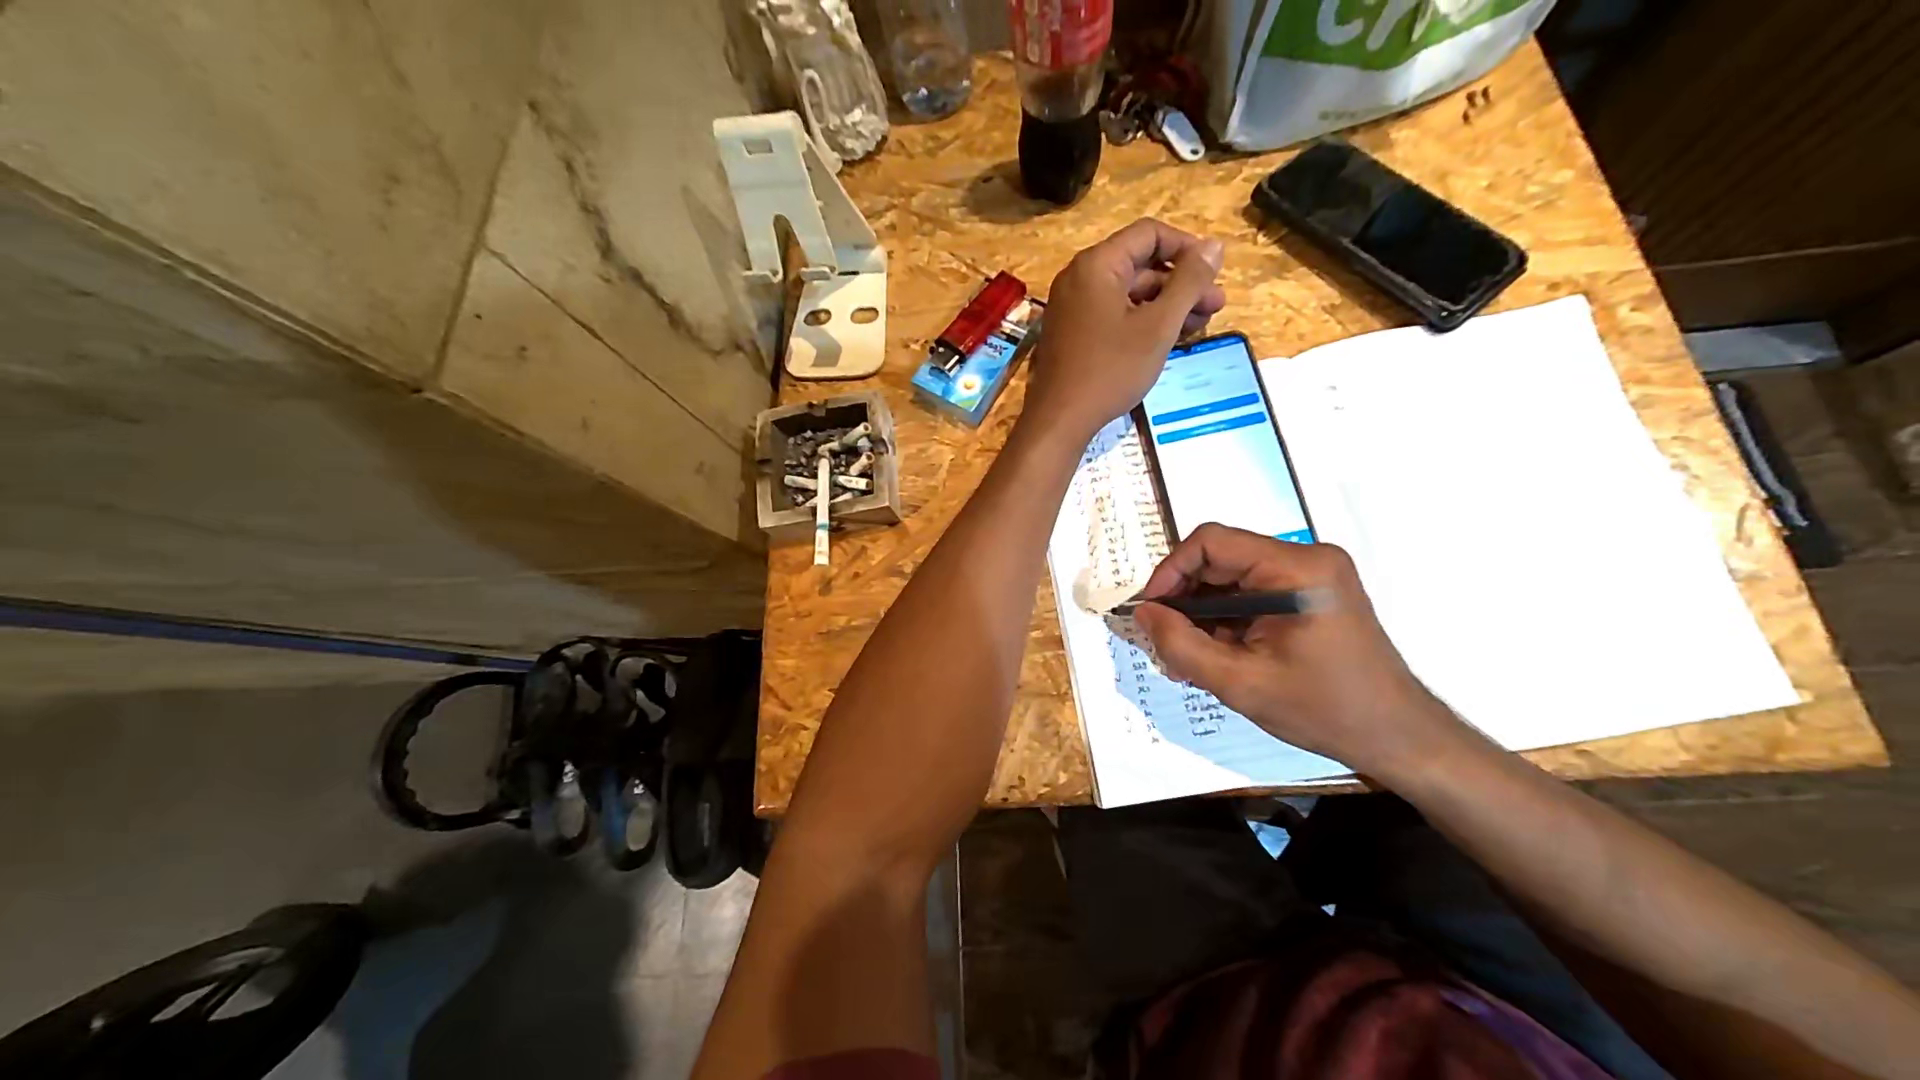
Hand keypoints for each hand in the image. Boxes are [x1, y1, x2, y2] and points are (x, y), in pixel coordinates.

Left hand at [1022, 219, 1225, 440]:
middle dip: (1181, 283)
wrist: (1059, 419)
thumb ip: (1189, 282)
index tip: (1213, 273)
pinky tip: (1168, 339)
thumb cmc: (1111, 370)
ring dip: (1166, 305)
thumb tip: (1214, 246)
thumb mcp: (1158, 325)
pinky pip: (1113, 314)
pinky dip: (1142, 321)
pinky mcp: (1073, 333)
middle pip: (1140, 265)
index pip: (1149, 234)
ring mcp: (1073, 307)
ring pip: (1129, 293)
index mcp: (1097, 265)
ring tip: (1199, 325)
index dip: (1187, 248)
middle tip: (1215, 306)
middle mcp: (1080, 278)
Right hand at [1132, 524, 1473, 781]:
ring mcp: (1312, 574)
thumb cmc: (1324, 710)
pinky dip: (1226, 619)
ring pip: (1232, 578)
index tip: (1151, 610)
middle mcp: (1307, 558)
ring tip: (1187, 654)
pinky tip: (1215, 652)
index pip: (1212, 542)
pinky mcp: (1311, 593)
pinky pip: (1252, 593)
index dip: (1171, 571)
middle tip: (1164, 639)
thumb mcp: (1240, 683)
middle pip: (1221, 558)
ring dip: (1203, 613)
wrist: (1398, 736)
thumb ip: (1181, 645)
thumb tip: (1143, 613)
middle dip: (1185, 597)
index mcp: (1297, 569)